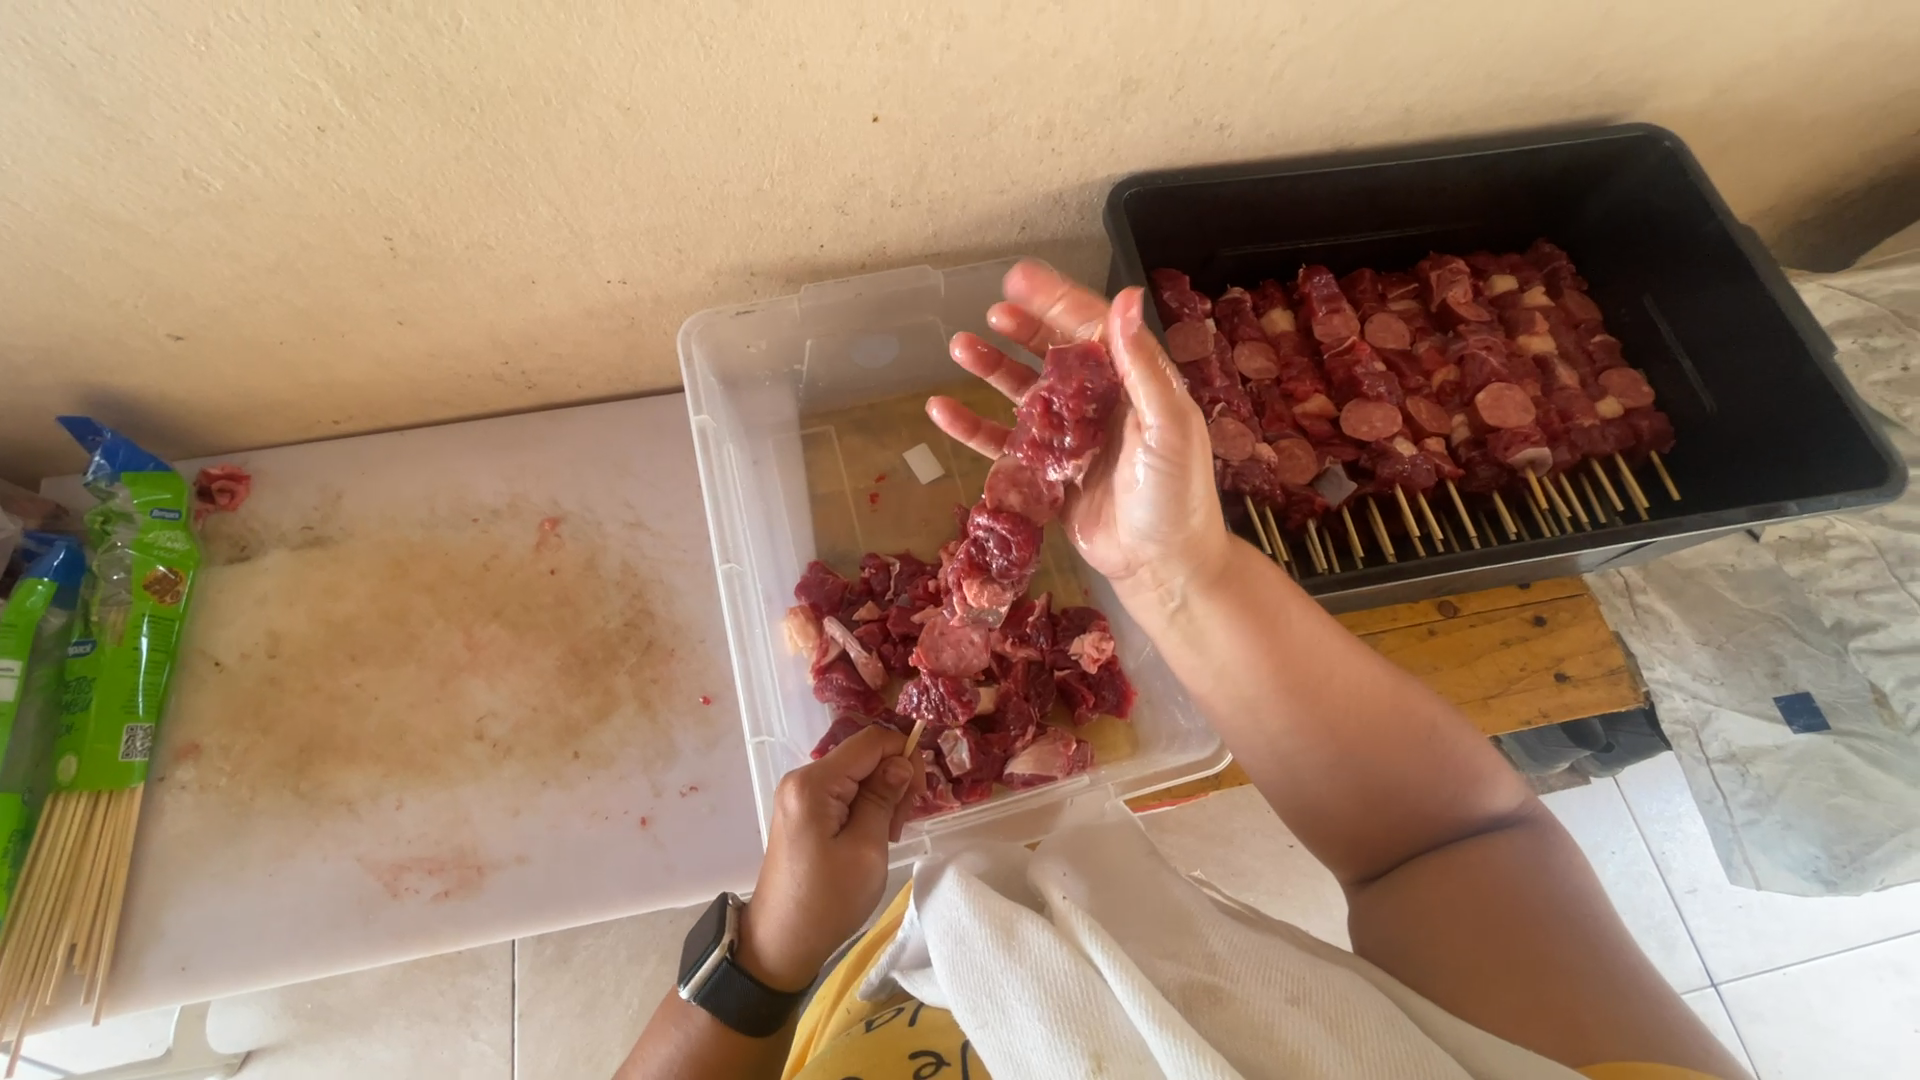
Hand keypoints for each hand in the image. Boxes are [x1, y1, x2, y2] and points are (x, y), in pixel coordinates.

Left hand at [738, 724, 921, 990]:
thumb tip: (902, 762)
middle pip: (864, 754)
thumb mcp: (866, 849)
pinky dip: (866, 804)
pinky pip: (844, 790)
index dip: (904, 755)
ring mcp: (800, 793)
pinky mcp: (803, 810)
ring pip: (857, 772)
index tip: (920, 793)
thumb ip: (884, 798)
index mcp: (814, 783)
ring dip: (882, 794)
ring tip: (888, 833)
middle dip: (894, 778)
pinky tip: (874, 833)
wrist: (780, 944)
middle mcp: (803, 777)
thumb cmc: (826, 901)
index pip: (871, 741)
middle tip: (902, 822)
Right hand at [930, 260, 1232, 598]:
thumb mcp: (1168, 427)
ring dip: (993, 370)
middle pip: (1052, 355)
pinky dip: (972, 427)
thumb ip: (1144, 367)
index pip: (1090, 329)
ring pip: (1023, 394)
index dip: (1055, 301)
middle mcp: (1099, 405)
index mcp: (1133, 385)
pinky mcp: (1046, 474)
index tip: (1019, 279)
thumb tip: (1125, 299)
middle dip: (1022, 330)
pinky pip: (1002, 444)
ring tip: (960, 347)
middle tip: (991, 312)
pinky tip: (943, 410)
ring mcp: (1069, 440)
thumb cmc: (1175, 496)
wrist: (1161, 565)